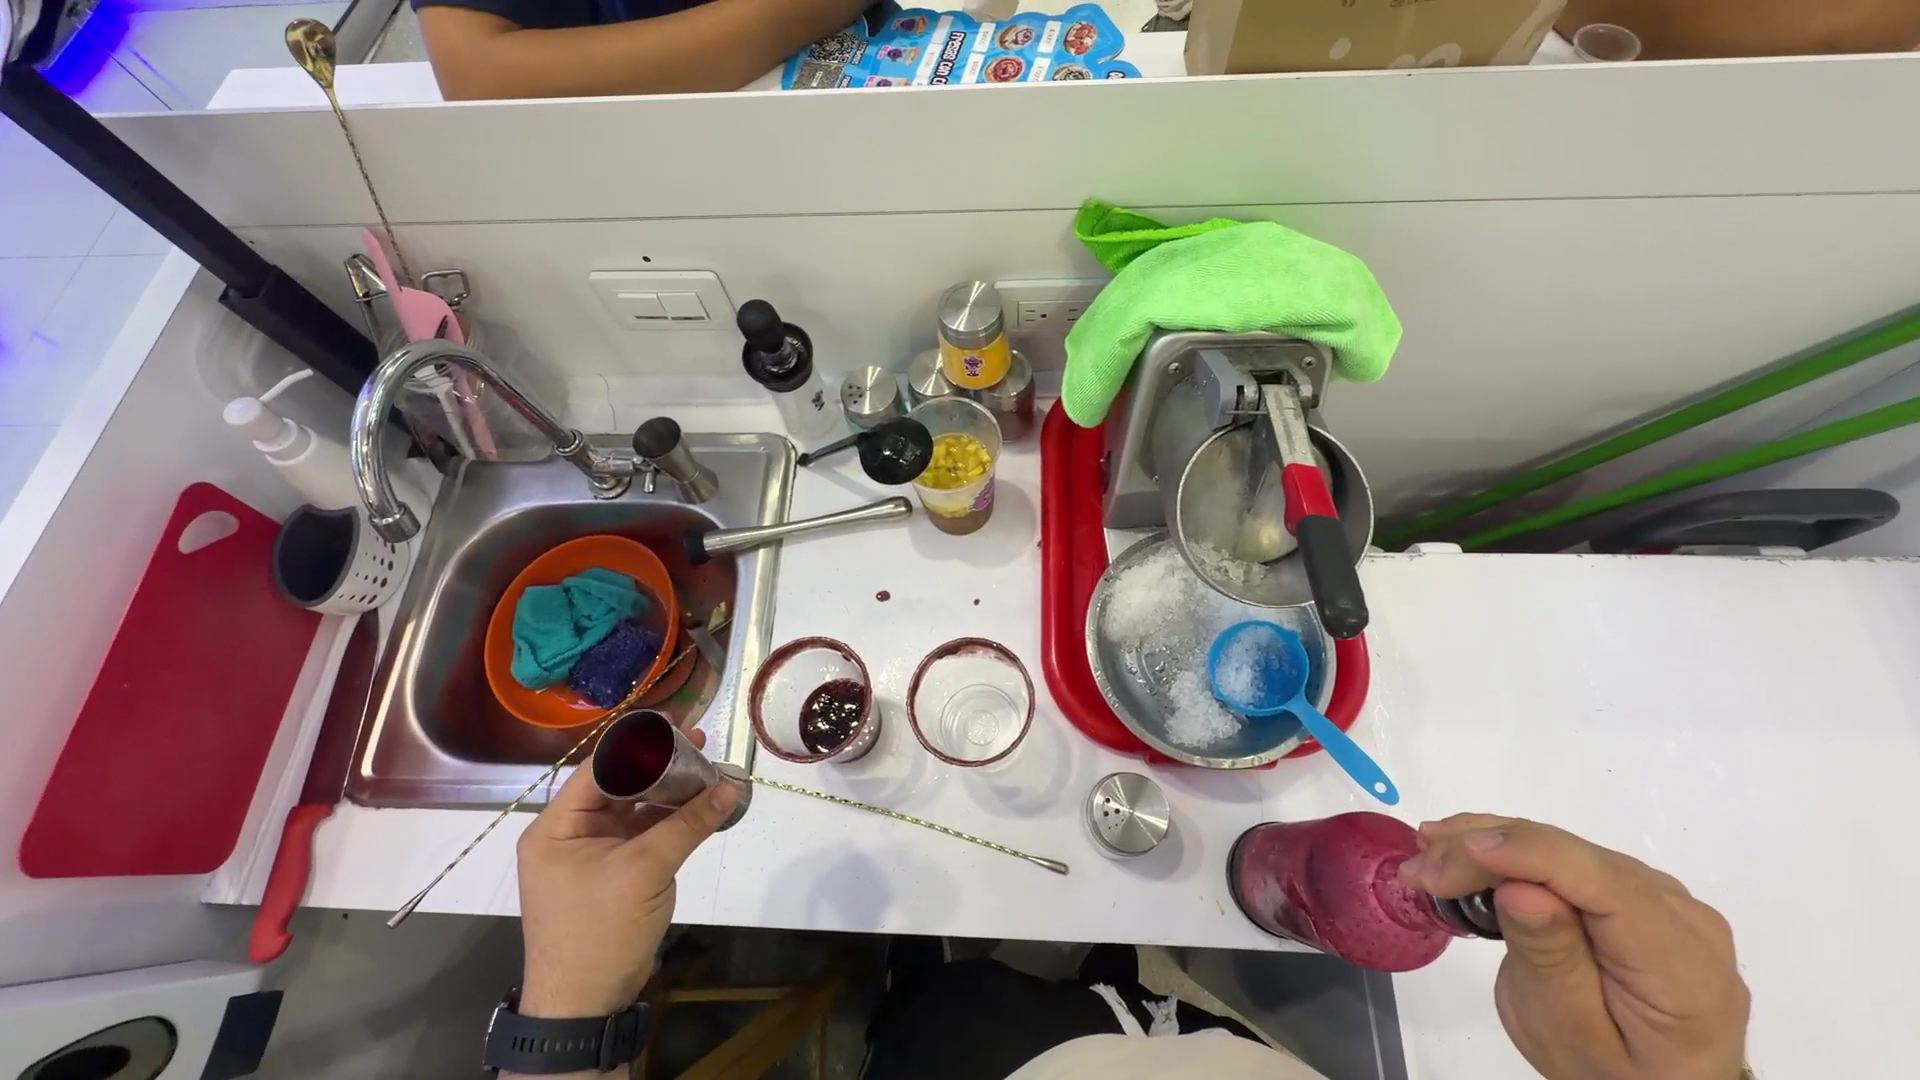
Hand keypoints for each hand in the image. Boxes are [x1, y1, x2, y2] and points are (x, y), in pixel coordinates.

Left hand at [515, 730, 738, 1018]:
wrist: (586, 1005)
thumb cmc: (600, 930)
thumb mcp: (646, 870)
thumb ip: (689, 823)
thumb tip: (733, 784)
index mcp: (557, 826)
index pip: (599, 769)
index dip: (639, 745)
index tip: (678, 726)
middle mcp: (571, 833)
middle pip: (619, 784)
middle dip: (661, 766)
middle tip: (700, 743)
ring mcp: (594, 853)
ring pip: (635, 807)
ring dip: (670, 792)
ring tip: (708, 769)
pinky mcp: (615, 871)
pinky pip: (644, 832)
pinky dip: (671, 819)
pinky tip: (702, 805)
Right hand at [1399, 815, 1749, 1079]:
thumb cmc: (1606, 1069)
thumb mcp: (1571, 1032)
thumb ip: (1553, 962)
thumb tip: (1521, 891)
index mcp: (1682, 964)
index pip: (1603, 884)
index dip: (1525, 856)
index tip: (1446, 855)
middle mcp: (1679, 913)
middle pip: (1571, 858)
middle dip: (1483, 853)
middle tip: (1416, 873)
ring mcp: (1656, 895)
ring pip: (1557, 845)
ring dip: (1484, 845)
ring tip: (1425, 859)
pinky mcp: (1626, 887)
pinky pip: (1558, 854)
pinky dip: (1504, 850)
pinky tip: (1461, 848)